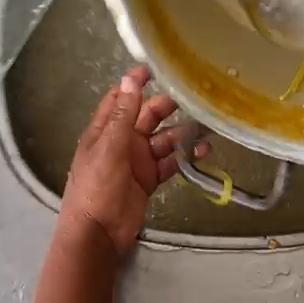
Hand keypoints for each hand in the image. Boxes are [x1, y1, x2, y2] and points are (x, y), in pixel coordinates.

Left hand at [59, 66, 206, 256]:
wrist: (97, 234)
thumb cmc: (96, 187)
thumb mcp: (109, 148)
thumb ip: (122, 115)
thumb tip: (130, 80)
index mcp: (105, 130)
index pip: (119, 98)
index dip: (134, 83)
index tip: (155, 67)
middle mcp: (122, 141)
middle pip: (146, 116)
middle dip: (167, 106)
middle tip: (192, 97)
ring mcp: (137, 161)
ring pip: (163, 139)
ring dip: (182, 133)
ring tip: (206, 127)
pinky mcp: (149, 179)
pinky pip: (170, 163)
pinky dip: (185, 157)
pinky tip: (202, 152)